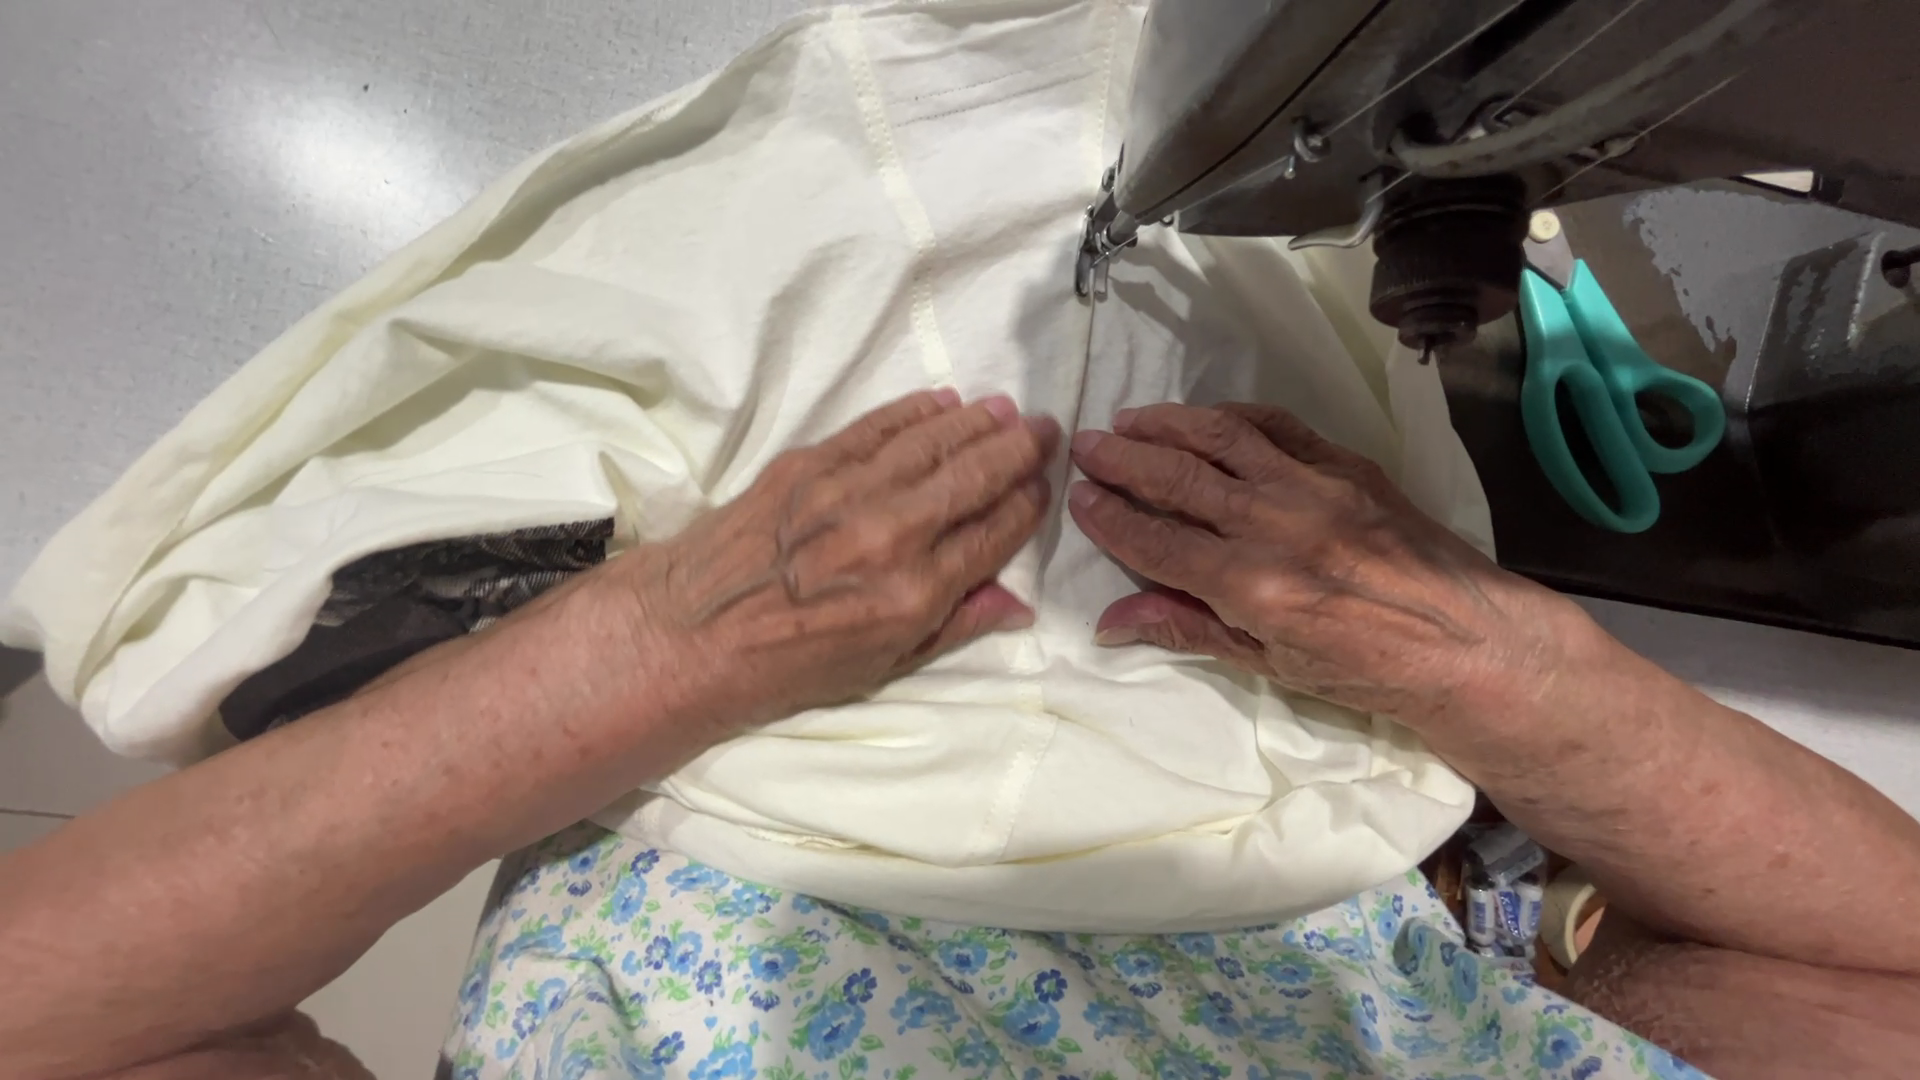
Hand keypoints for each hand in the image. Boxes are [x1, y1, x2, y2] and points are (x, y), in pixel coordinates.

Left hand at [621, 389, 1058, 732]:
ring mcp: (847, 492)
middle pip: (973, 477)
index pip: (994, 534)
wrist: (692, 634)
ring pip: (931, 442)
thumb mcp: (883, 666)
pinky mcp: (808, 464)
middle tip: (1045, 429)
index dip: (1026, 506)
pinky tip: (942, 401)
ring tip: (1005, 410)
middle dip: (1018, 450)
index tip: (1042, 488)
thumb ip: (956, 626)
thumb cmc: (792, 665)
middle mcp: (890, 534)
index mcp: (915, 592)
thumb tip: (1020, 605)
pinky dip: (914, 411)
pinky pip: (876, 427)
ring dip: (976, 421)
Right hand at [1068, 402, 1551, 724]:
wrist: (1473, 644)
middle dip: (1123, 460)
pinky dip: (1232, 416)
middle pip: (1179, 480)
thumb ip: (1186, 629)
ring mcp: (1314, 487)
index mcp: (1253, 587)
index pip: (1158, 543)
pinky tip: (1204, 417)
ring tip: (1128, 419)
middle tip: (1084, 444)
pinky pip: (1278, 426)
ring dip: (1167, 424)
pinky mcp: (1347, 465)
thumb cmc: (1364, 671)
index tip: (1076, 498)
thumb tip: (1106, 623)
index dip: (1110, 519)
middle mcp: (1276, 526)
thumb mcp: (1267, 666)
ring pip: (1222, 439)